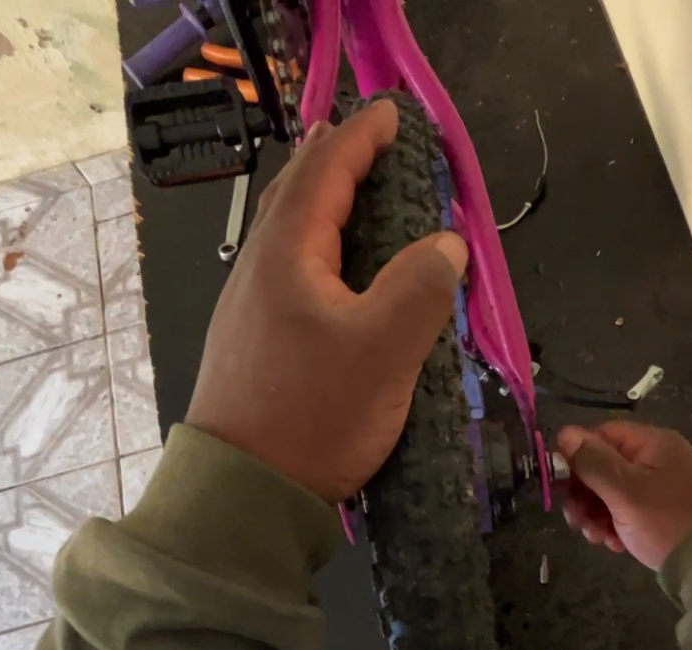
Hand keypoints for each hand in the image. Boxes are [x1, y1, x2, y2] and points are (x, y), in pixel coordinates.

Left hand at [186, 100, 469, 501]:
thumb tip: (446, 246)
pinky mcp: (255, 344)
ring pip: (291, 238)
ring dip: (325, 207)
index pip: (326, 171)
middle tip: (372, 148)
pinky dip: (320, 254)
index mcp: (288, 256)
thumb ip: (420, 289)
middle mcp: (260, 270)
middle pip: (297, 195)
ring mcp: (251, 309)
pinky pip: (291, 275)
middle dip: (337, 163)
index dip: (363, 138)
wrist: (245, 491)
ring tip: (357, 200)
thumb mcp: (383, 351)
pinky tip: (337, 278)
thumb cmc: (315, 415)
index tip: (395, 116)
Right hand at [558, 422, 691, 570]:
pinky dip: (618, 525)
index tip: (559, 485)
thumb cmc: (667, 521)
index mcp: (652, 443)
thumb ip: (593, 462)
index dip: (577, 457)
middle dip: (585, 494)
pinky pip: (632, 512)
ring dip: (597, 514)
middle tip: (574, 520)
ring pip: (616, 493)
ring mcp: (664, 487)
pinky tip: (614, 544)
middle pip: (606, 466)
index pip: (601, 436)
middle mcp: (659, 459)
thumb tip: (565, 433)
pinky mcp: (667, 513)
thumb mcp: (624, 490)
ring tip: (595, 537)